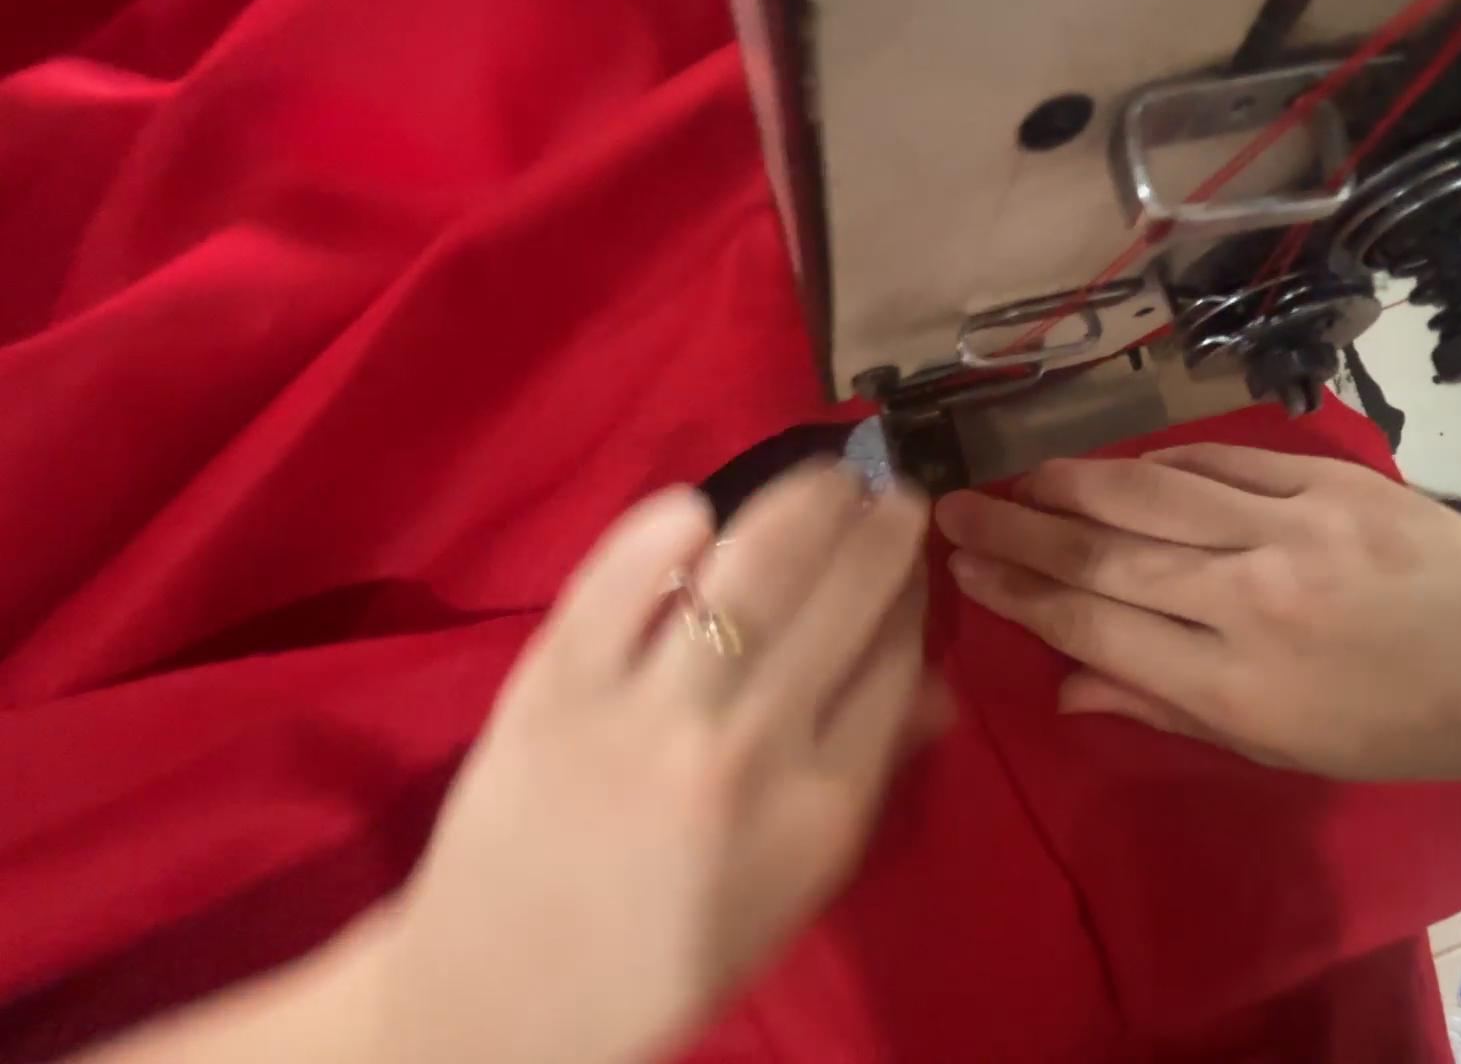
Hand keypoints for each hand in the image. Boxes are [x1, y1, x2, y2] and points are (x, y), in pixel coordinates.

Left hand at [376, 466, 934, 1063]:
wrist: (500, 1004)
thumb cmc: (676, 948)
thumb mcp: (801, 883)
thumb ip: (872, 773)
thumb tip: (941, 685)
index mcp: (819, 810)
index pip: (891, 663)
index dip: (911, 594)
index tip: (912, 557)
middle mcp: (745, 754)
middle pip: (839, 605)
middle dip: (880, 533)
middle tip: (893, 489)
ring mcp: (643, 719)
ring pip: (746, 580)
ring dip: (801, 508)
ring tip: (828, 476)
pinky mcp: (550, 694)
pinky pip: (613, 592)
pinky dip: (655, 537)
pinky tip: (697, 503)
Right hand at [935, 444, 1460, 781]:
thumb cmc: (1390, 727)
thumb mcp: (1271, 748)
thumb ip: (1158, 706)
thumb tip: (1061, 686)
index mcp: (1235, 682)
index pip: (1095, 624)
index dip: (1018, 594)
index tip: (963, 568)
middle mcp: (1252, 597)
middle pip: (1106, 554)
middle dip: (1017, 531)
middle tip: (955, 508)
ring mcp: (1293, 527)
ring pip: (1149, 495)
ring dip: (1071, 486)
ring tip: (1018, 481)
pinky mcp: (1328, 480)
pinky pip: (1215, 461)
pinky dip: (1152, 464)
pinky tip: (1111, 467)